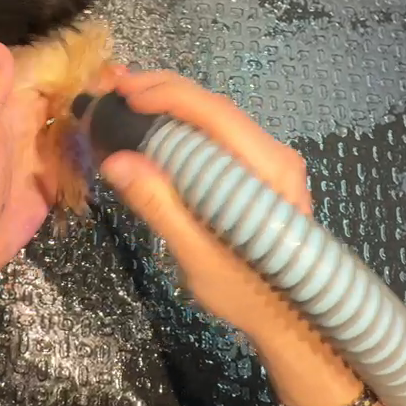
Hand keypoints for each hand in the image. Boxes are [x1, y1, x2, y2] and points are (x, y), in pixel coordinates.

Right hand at [98, 69, 318, 350]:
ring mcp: (265, 155)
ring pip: (212, 110)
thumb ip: (161, 207)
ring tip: (125, 94)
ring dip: (167, 98)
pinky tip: (151, 117)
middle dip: (160, 88)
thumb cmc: (249, 293)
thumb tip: (115, 161)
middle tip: (113, 85)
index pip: (215, 114)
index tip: (124, 94)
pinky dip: (179, 116)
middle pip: (212, 104)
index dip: (168, 96)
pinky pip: (213, 127)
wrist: (291, 320)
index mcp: (267, 168)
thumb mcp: (199, 258)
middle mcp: (272, 151)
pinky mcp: (254, 164)